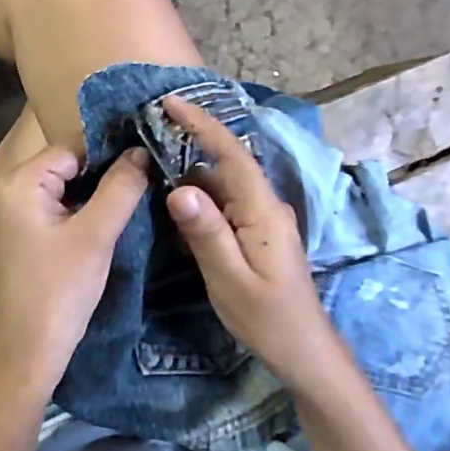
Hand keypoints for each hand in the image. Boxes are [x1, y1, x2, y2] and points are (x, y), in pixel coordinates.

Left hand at [0, 145, 149, 388]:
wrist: (30, 352)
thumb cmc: (60, 290)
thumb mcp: (96, 234)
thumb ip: (121, 187)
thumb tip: (142, 150)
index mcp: (19, 182)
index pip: (74, 147)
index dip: (112, 151)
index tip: (151, 158)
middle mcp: (11, 189)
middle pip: (69, 165)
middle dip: (107, 172)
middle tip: (151, 178)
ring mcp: (16, 213)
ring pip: (68, 187)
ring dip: (100, 193)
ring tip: (140, 196)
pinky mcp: (26, 234)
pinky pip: (61, 208)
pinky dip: (86, 211)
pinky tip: (114, 219)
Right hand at [161, 96, 344, 381]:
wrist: (303, 349)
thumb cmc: (267, 318)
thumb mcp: (229, 278)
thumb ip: (206, 232)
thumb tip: (179, 189)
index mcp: (263, 211)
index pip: (231, 155)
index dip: (202, 125)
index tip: (170, 101)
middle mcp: (266, 206)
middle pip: (225, 166)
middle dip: (188, 149)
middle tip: (146, 144)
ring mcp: (264, 220)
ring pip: (223, 188)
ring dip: (191, 180)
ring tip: (152, 178)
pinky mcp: (258, 234)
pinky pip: (226, 207)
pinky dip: (200, 204)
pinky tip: (176, 214)